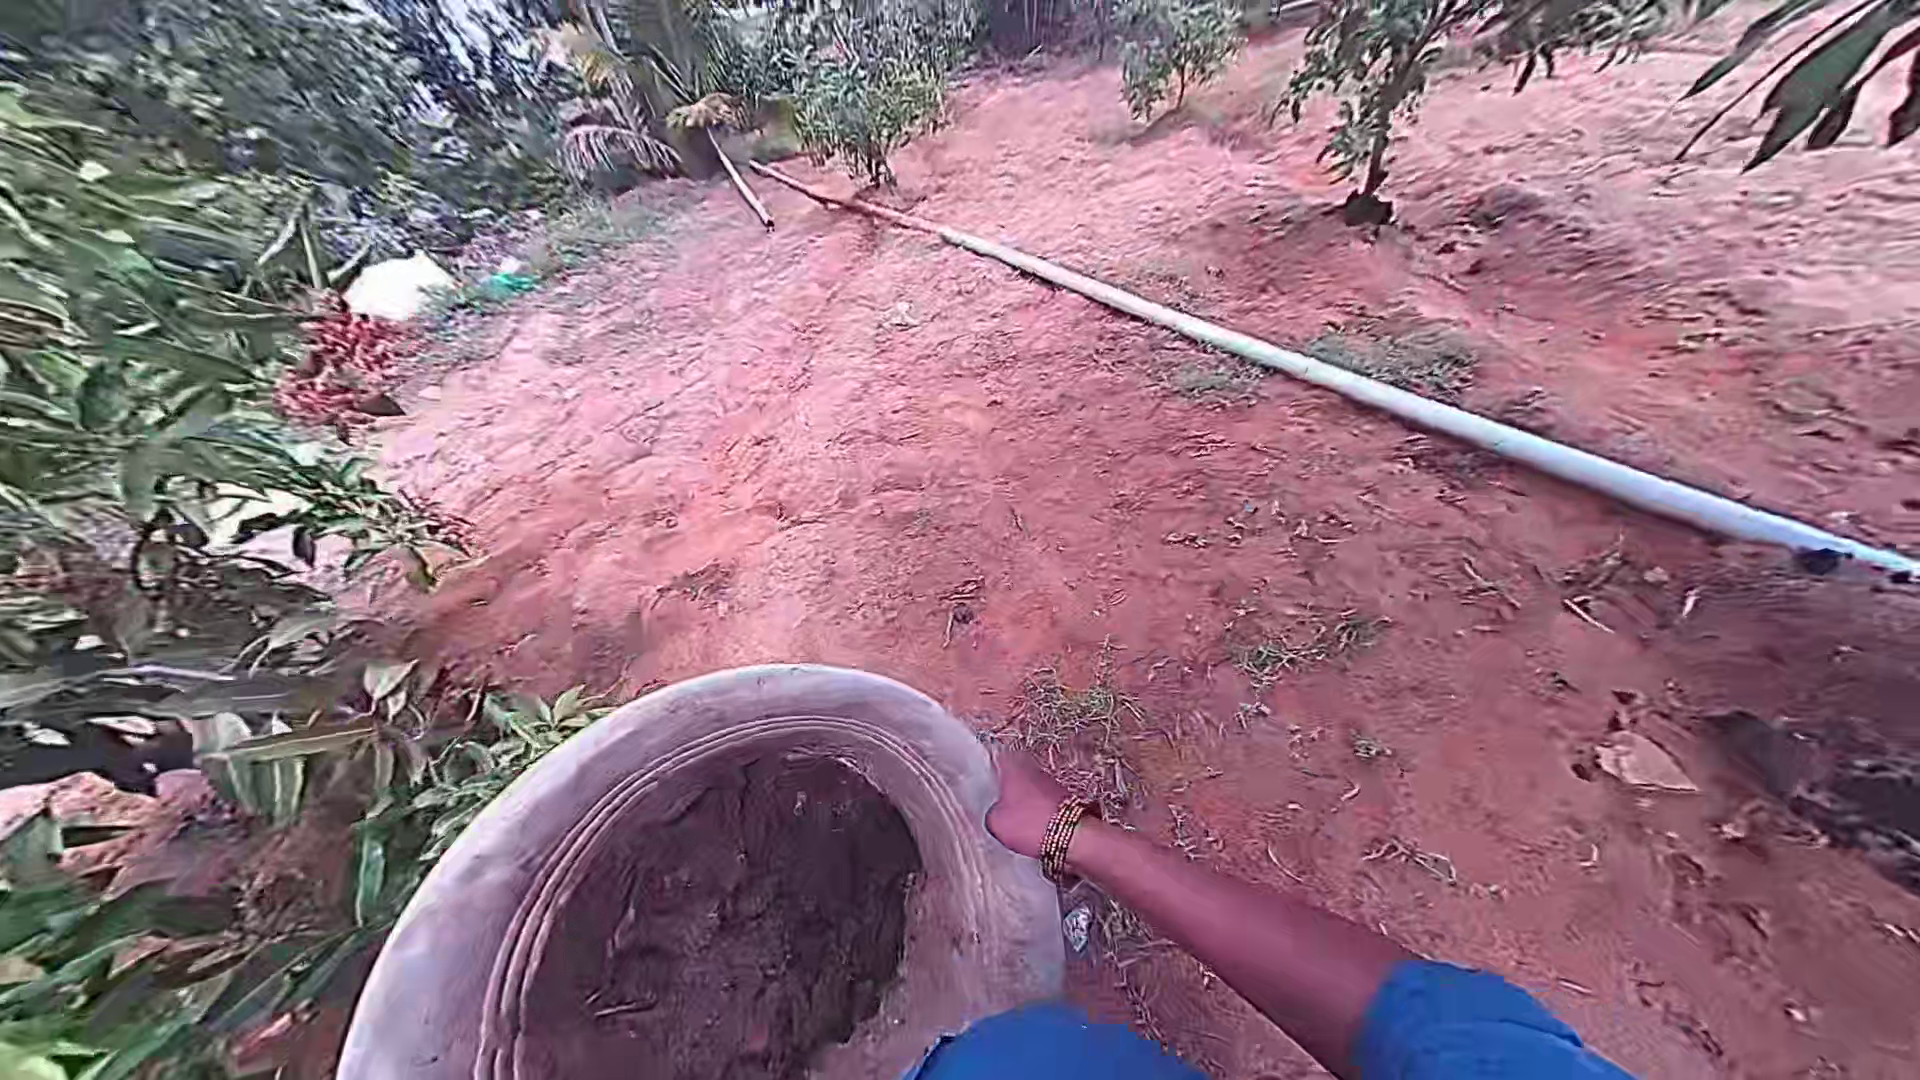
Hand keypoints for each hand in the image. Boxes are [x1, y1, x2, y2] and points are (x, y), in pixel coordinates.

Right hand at [985, 747, 1069, 858]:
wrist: (1073, 836)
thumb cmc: (1032, 823)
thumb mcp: (996, 822)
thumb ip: (990, 813)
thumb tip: (995, 813)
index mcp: (1013, 766)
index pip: (996, 757)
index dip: (989, 767)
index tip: (983, 777)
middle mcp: (1033, 769)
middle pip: (1014, 772)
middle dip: (1006, 787)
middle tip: (996, 802)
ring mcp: (1050, 782)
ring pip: (1030, 787)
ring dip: (1023, 799)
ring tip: (1015, 819)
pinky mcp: (1064, 797)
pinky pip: (1043, 801)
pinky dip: (1037, 810)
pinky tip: (1032, 826)